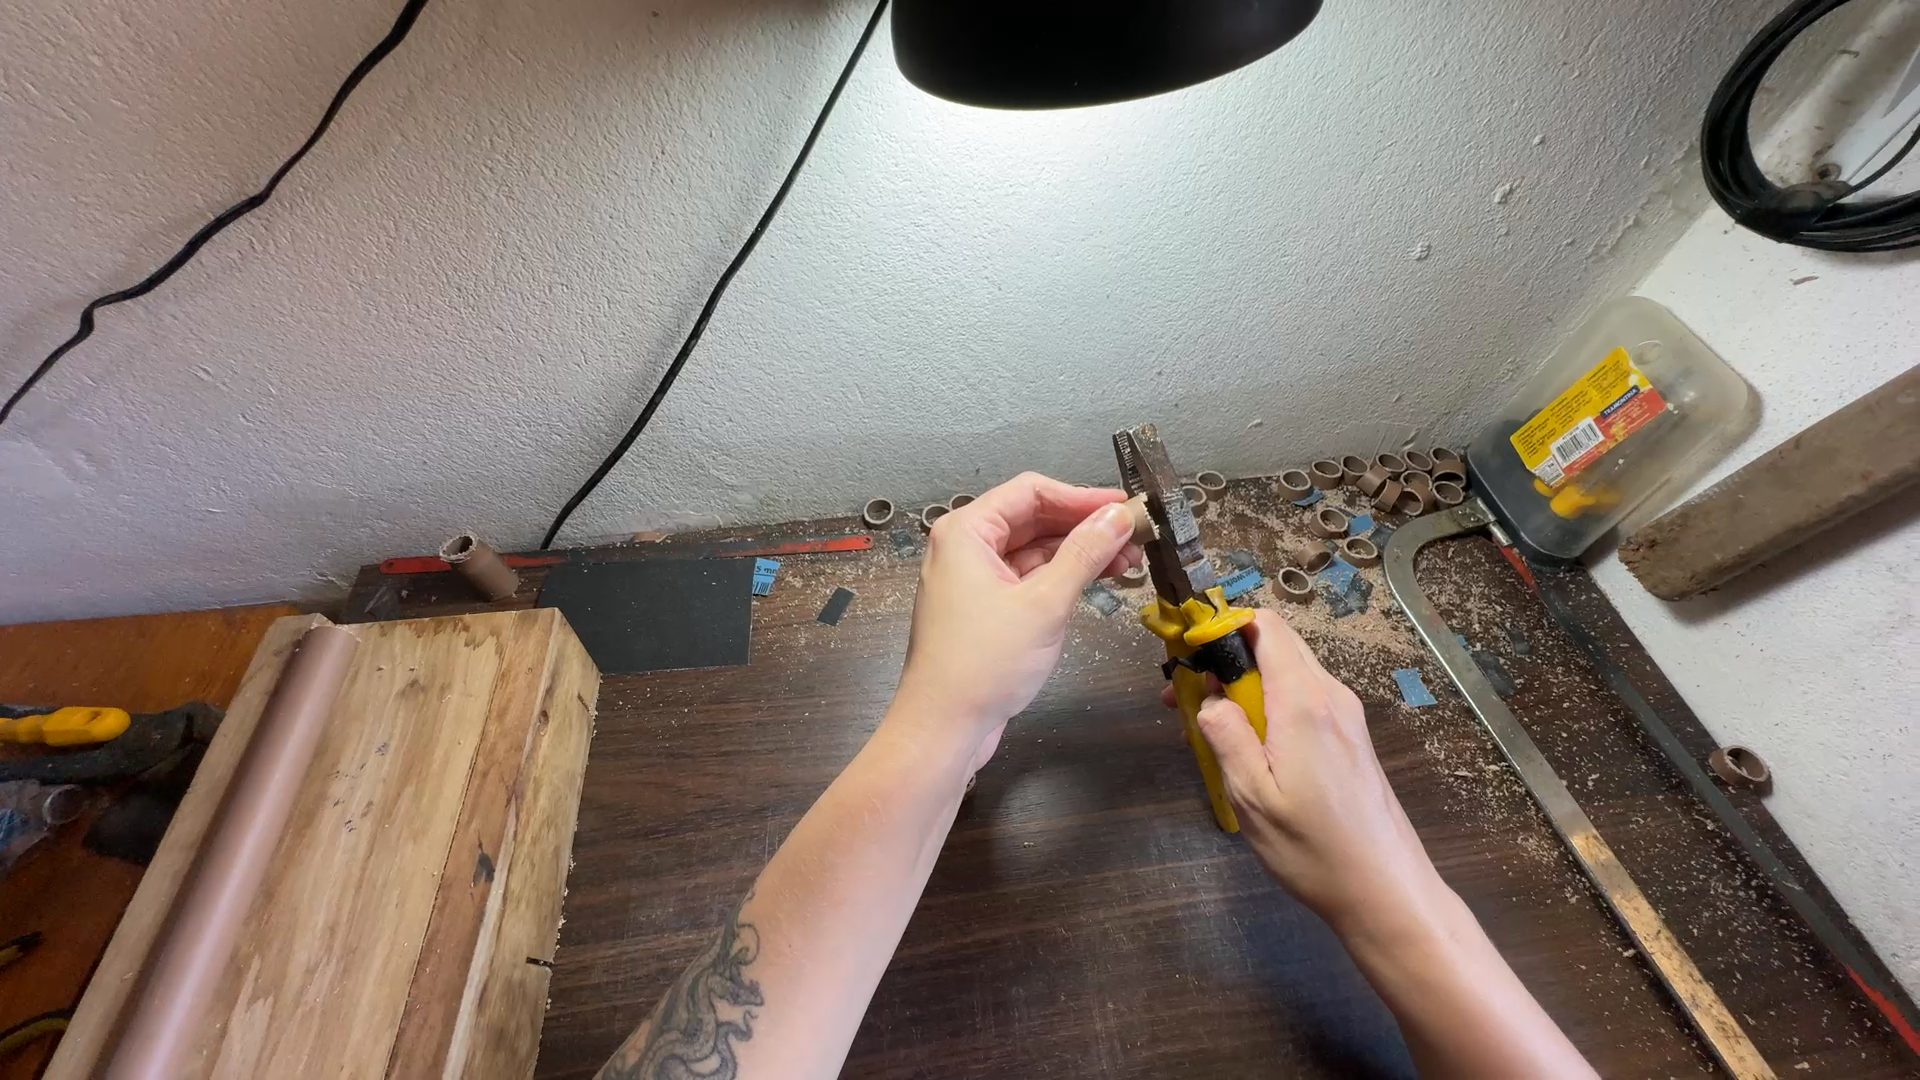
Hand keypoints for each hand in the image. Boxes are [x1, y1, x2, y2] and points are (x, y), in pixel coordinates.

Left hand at [891, 473, 1140, 768]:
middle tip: (1135, 538)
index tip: (1125, 508)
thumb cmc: (986, 662)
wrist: (944, 727)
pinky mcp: (983, 608)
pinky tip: (1095, 582)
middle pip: (1032, 518)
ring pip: (1032, 550)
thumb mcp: (1045, 603)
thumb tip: (1119, 516)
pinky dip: (1059, 578)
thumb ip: (1084, 554)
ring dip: (1076, 553)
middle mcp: (965, 546)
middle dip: (1083, 526)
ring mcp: (972, 579)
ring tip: (1127, 561)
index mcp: (966, 531)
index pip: (1030, 491)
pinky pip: (1025, 578)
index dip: (1081, 496)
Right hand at [1184, 610, 1444, 934]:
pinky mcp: (1349, 736)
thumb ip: (1225, 734)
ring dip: (1242, 685)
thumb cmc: (1313, 848)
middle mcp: (1330, 695)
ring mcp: (1345, 715)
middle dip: (1224, 658)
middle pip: (1273, 642)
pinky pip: (1300, 698)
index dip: (1221, 627)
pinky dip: (1266, 705)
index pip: (1264, 627)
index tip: (1187, 658)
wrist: (1389, 896)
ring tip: (1208, 728)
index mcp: (1304, 701)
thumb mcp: (1251, 795)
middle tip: (1186, 696)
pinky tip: (1248, 747)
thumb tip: (1211, 698)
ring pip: (1285, 670)